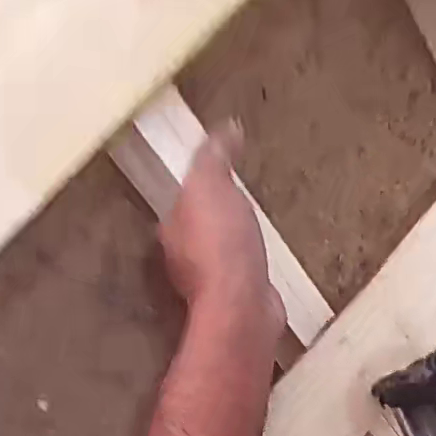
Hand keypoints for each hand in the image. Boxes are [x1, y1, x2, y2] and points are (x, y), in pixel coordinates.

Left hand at [160, 126, 284, 337]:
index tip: (218, 179)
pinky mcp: (237, 307)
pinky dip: (250, 274)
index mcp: (172, 228)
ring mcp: (210, 288)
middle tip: (238, 207)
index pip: (180, 202)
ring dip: (232, 251)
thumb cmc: (221, 244)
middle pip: (197, 234)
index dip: (198, 190)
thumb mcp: (213, 185)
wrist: (243, 307)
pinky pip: (243, 282)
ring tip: (253, 237)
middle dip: (214, 223)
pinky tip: (263, 269)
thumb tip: (227, 128)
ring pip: (219, 261)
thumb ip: (215, 156)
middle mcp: (184, 261)